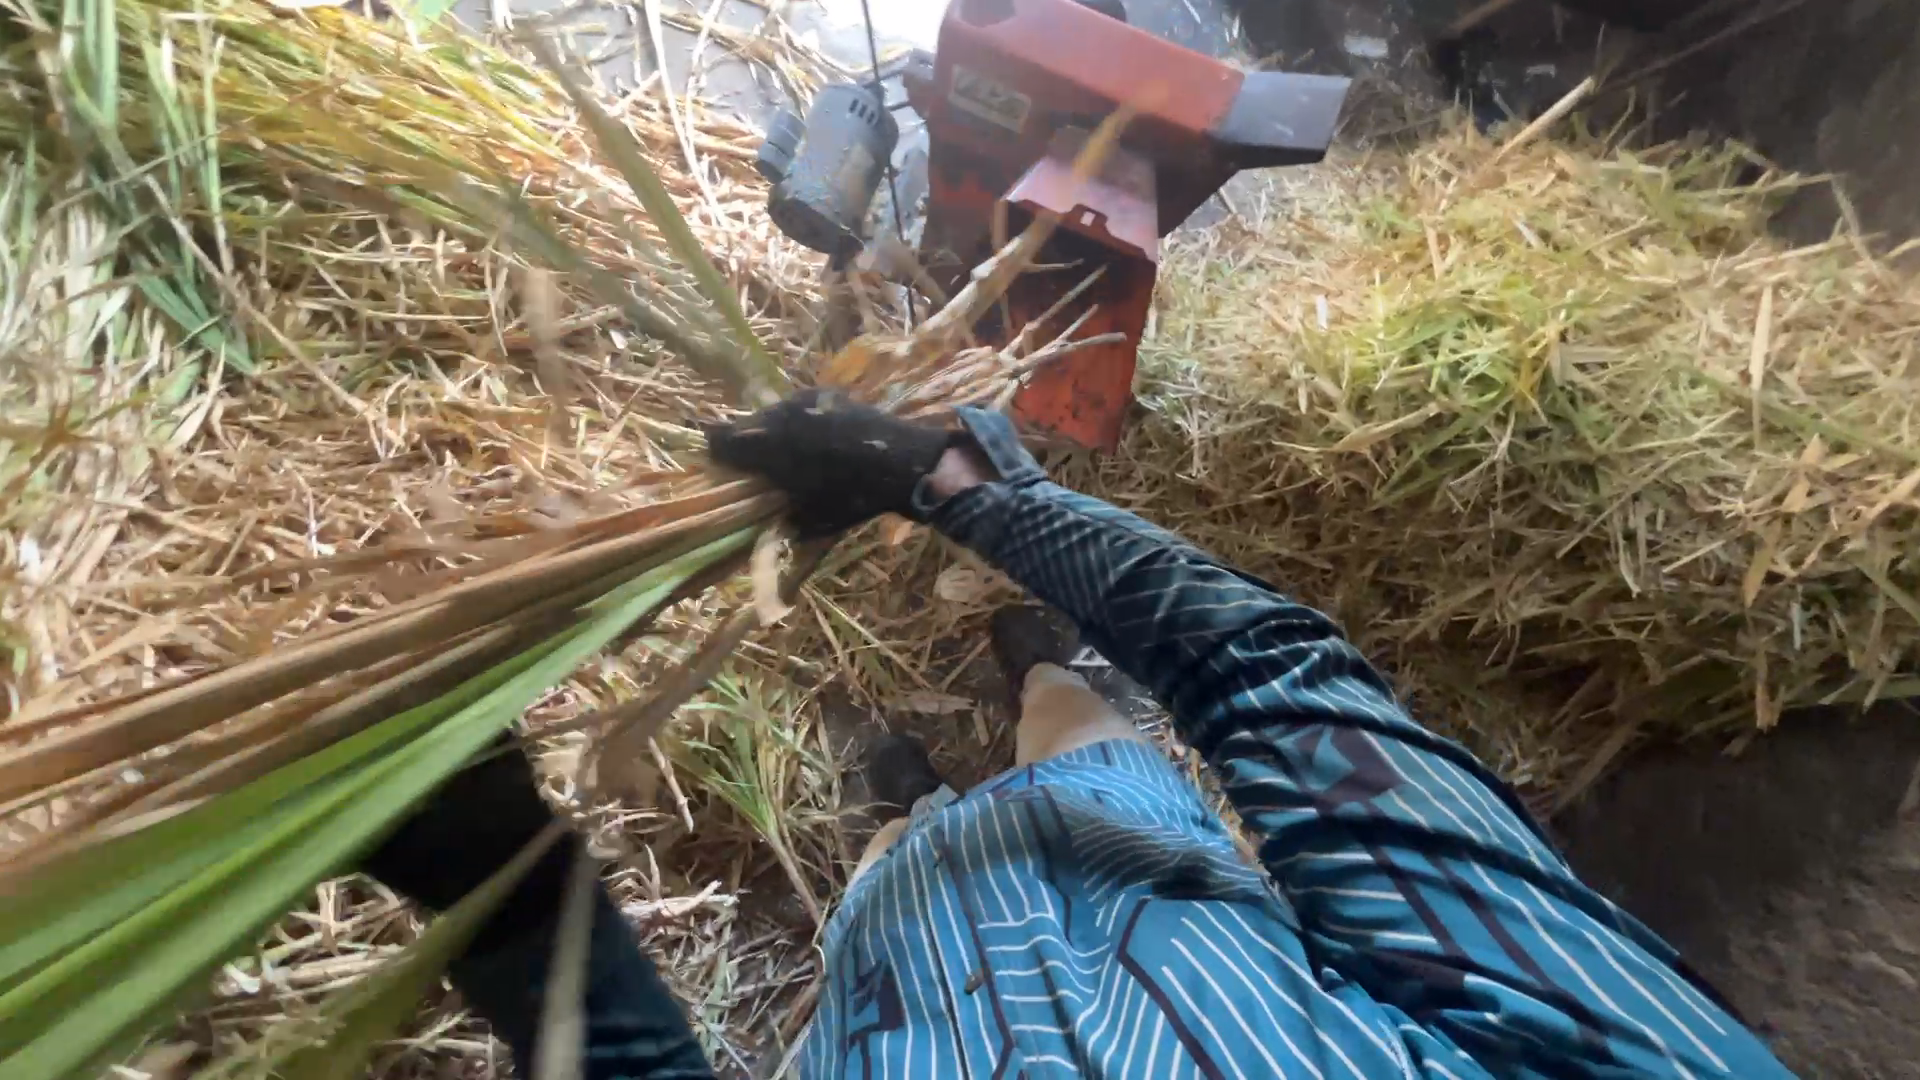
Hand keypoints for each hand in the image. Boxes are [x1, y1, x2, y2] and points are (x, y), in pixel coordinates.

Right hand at [705, 390, 954, 536]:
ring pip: (772, 415)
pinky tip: (819, 440)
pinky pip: (798, 408)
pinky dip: (799, 423)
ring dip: (775, 433)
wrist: (903, 462)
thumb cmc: (853, 497)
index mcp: (764, 445)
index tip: (724, 469)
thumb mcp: (812, 519)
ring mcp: (801, 400)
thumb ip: (782, 517)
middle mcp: (776, 415)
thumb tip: (768, 521)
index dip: (717, 455)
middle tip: (760, 467)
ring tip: (794, 454)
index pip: (718, 440)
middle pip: (745, 425)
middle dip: (748, 446)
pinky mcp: (825, 394)